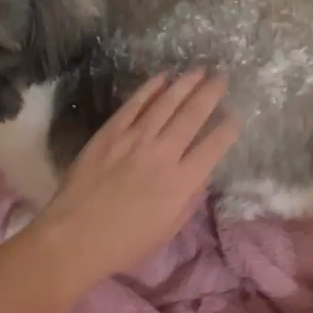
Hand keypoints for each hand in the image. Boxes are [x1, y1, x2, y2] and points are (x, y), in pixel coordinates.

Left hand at [27, 71, 240, 285]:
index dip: (228, 128)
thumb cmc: (125, 242)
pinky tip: (162, 78)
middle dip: (210, 93)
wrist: (75, 236)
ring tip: (199, 69)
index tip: (237, 114)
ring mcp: (135, 139)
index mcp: (180, 183)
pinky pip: (135, 104)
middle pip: (193, 116)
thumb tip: (202, 173)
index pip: (213, 147)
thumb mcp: (168, 230)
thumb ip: (189, 199)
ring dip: (185, 84)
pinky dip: (150, 89)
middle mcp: (162, 154)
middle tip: (222, 76)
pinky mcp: (111, 132)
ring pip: (166, 103)